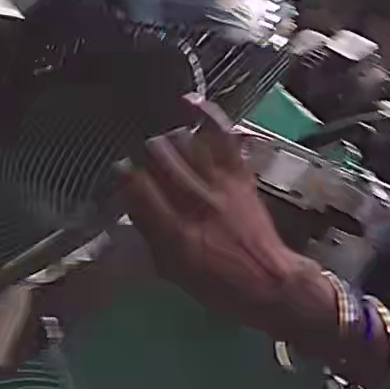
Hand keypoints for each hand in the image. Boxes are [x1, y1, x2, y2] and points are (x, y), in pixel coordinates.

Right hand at [120, 95, 330, 334]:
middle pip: (159, 157)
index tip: (119, 173)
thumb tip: (131, 203)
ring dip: (168, 139)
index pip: (136, 187)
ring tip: (162, 144)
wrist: (270, 281)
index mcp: (174, 231)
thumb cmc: (218, 285)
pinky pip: (223, 136)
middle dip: (144, 153)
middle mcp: (196, 202)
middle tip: (142, 160)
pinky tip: (188, 102)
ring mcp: (221, 184)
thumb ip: (149, 233)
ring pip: (186, 142)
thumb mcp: (172, 270)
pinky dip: (207, 115)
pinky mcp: (240, 174)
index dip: (122, 175)